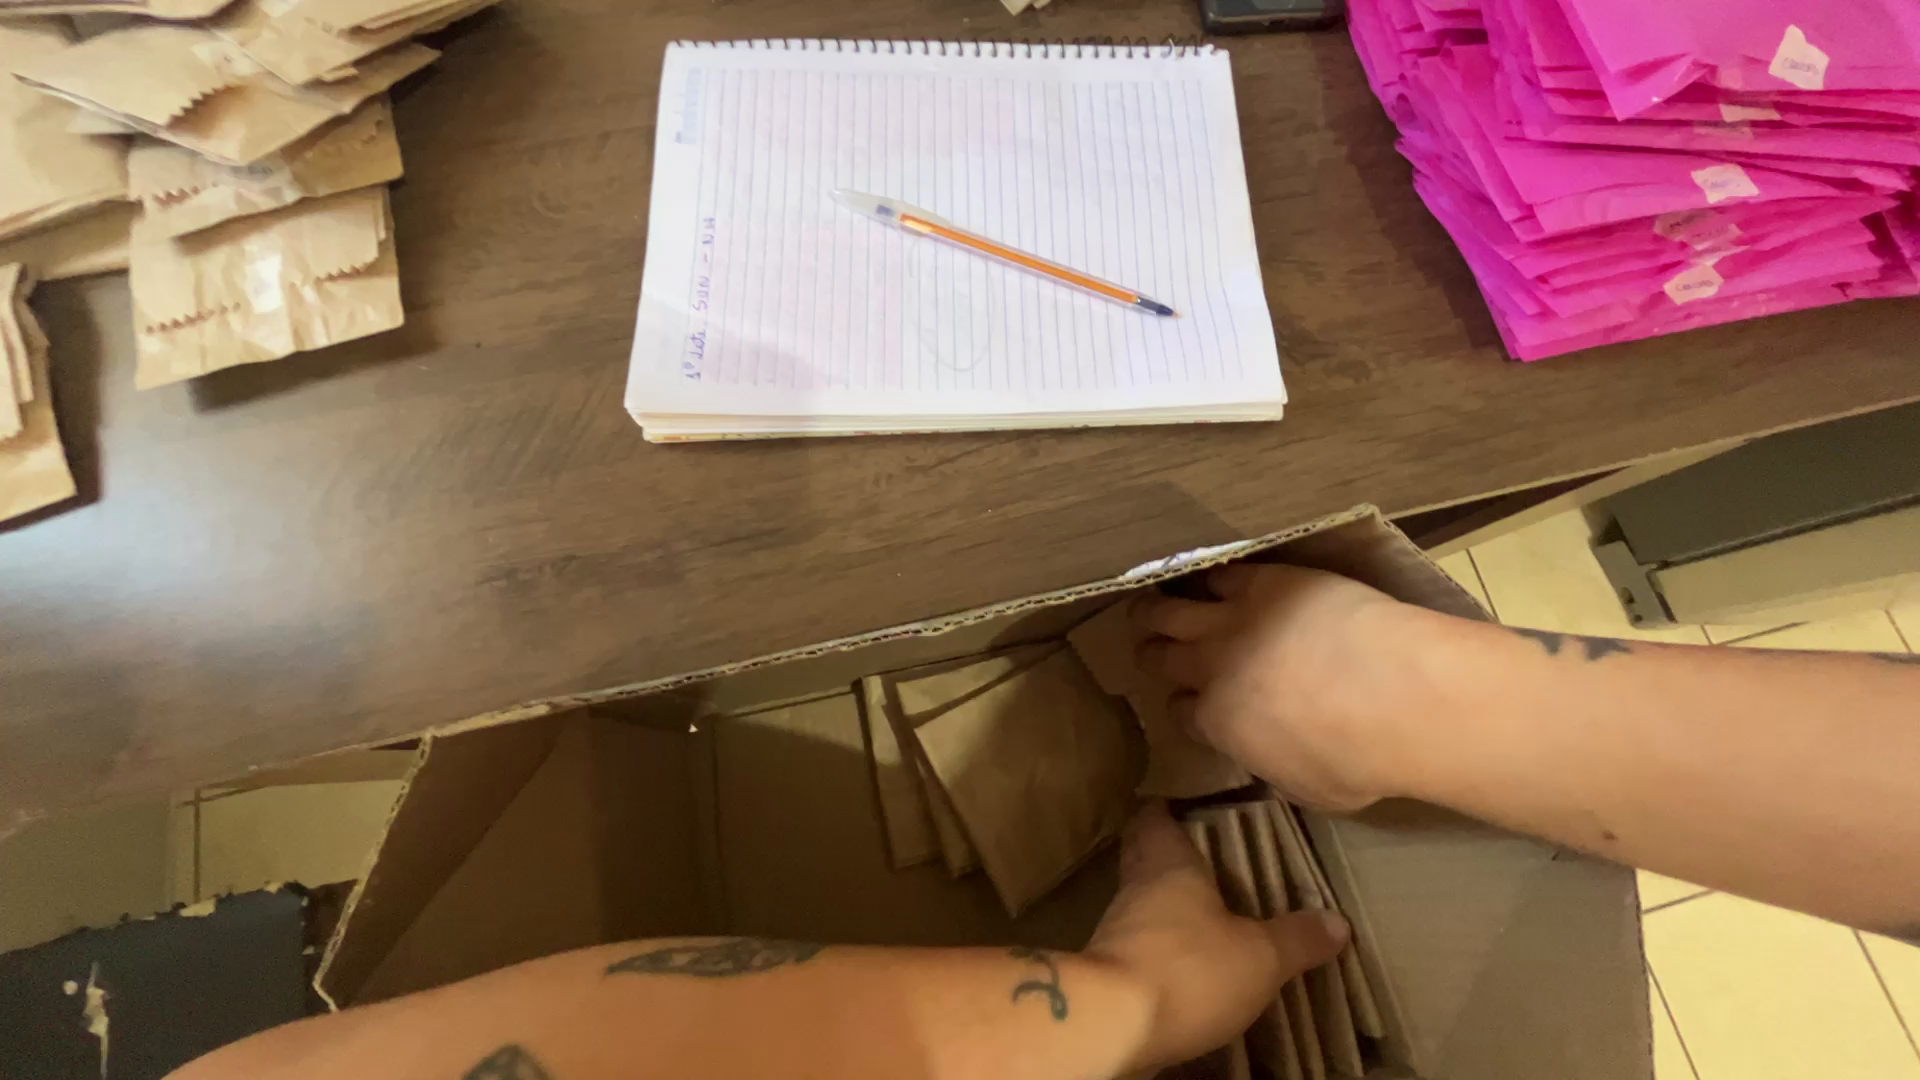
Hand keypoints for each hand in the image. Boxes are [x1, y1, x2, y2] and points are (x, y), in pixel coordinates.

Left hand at [1085, 804, 1347, 1071]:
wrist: (1116, 1021)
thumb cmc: (1189, 967)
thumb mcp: (1259, 956)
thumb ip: (1296, 937)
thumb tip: (1338, 921)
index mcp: (1168, 859)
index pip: (1155, 814)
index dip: (1168, 804)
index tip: (1188, 802)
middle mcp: (1137, 880)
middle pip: (1143, 849)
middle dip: (1167, 848)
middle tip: (1201, 851)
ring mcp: (1119, 920)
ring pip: (1140, 892)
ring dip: (1164, 895)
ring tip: (1201, 904)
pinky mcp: (1111, 961)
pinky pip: (1136, 934)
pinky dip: (1158, 936)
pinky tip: (1183, 951)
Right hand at [1131, 563, 1419, 811]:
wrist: (1396, 696)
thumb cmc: (1360, 760)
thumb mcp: (1306, 788)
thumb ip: (1272, 765)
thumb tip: (1269, 757)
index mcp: (1217, 722)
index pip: (1179, 712)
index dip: (1183, 706)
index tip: (1192, 704)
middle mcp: (1211, 668)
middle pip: (1161, 657)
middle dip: (1151, 654)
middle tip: (1149, 648)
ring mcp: (1233, 622)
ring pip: (1169, 611)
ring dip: (1153, 612)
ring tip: (1147, 609)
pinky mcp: (1265, 584)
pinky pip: (1222, 576)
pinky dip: (1214, 581)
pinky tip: (1217, 581)